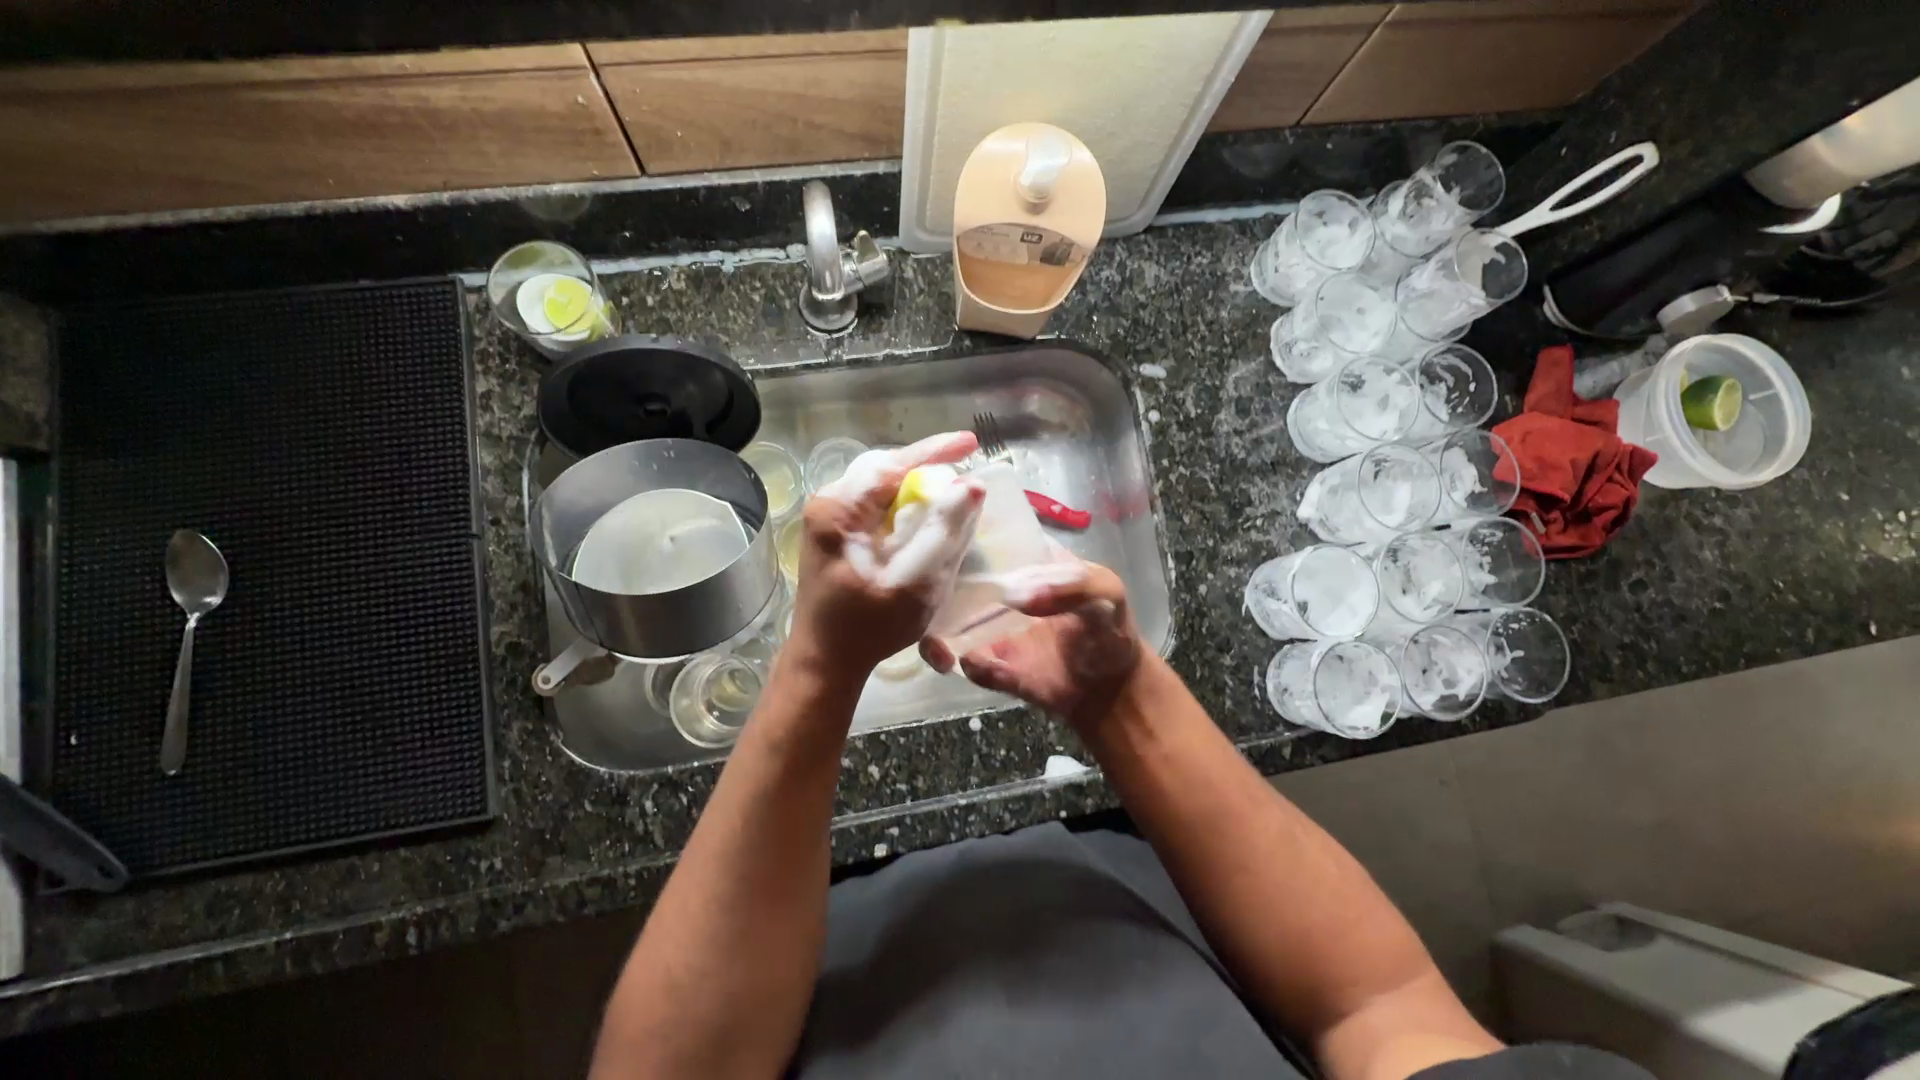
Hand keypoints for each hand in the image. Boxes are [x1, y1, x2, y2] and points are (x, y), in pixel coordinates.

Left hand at [786, 432, 985, 683]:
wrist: (826, 661)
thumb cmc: (868, 627)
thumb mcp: (915, 582)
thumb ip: (942, 532)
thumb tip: (971, 485)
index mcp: (839, 510)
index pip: (892, 464)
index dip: (934, 450)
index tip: (972, 442)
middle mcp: (828, 505)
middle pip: (884, 470)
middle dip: (925, 465)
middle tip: (964, 464)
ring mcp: (828, 519)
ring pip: (880, 486)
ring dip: (915, 485)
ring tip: (950, 487)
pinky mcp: (834, 535)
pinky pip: (875, 505)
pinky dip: (903, 504)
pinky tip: (925, 513)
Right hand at [922, 553, 1142, 728]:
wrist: (1111, 690)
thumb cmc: (1109, 628)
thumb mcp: (1107, 593)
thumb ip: (1074, 585)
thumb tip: (1017, 596)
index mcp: (1022, 559)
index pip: (982, 533)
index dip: (958, 529)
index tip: (939, 533)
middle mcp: (996, 587)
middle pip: (949, 573)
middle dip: (932, 579)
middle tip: (926, 589)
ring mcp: (987, 626)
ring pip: (942, 618)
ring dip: (934, 626)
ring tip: (941, 638)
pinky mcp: (988, 663)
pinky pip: (964, 660)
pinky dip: (964, 661)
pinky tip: (980, 664)